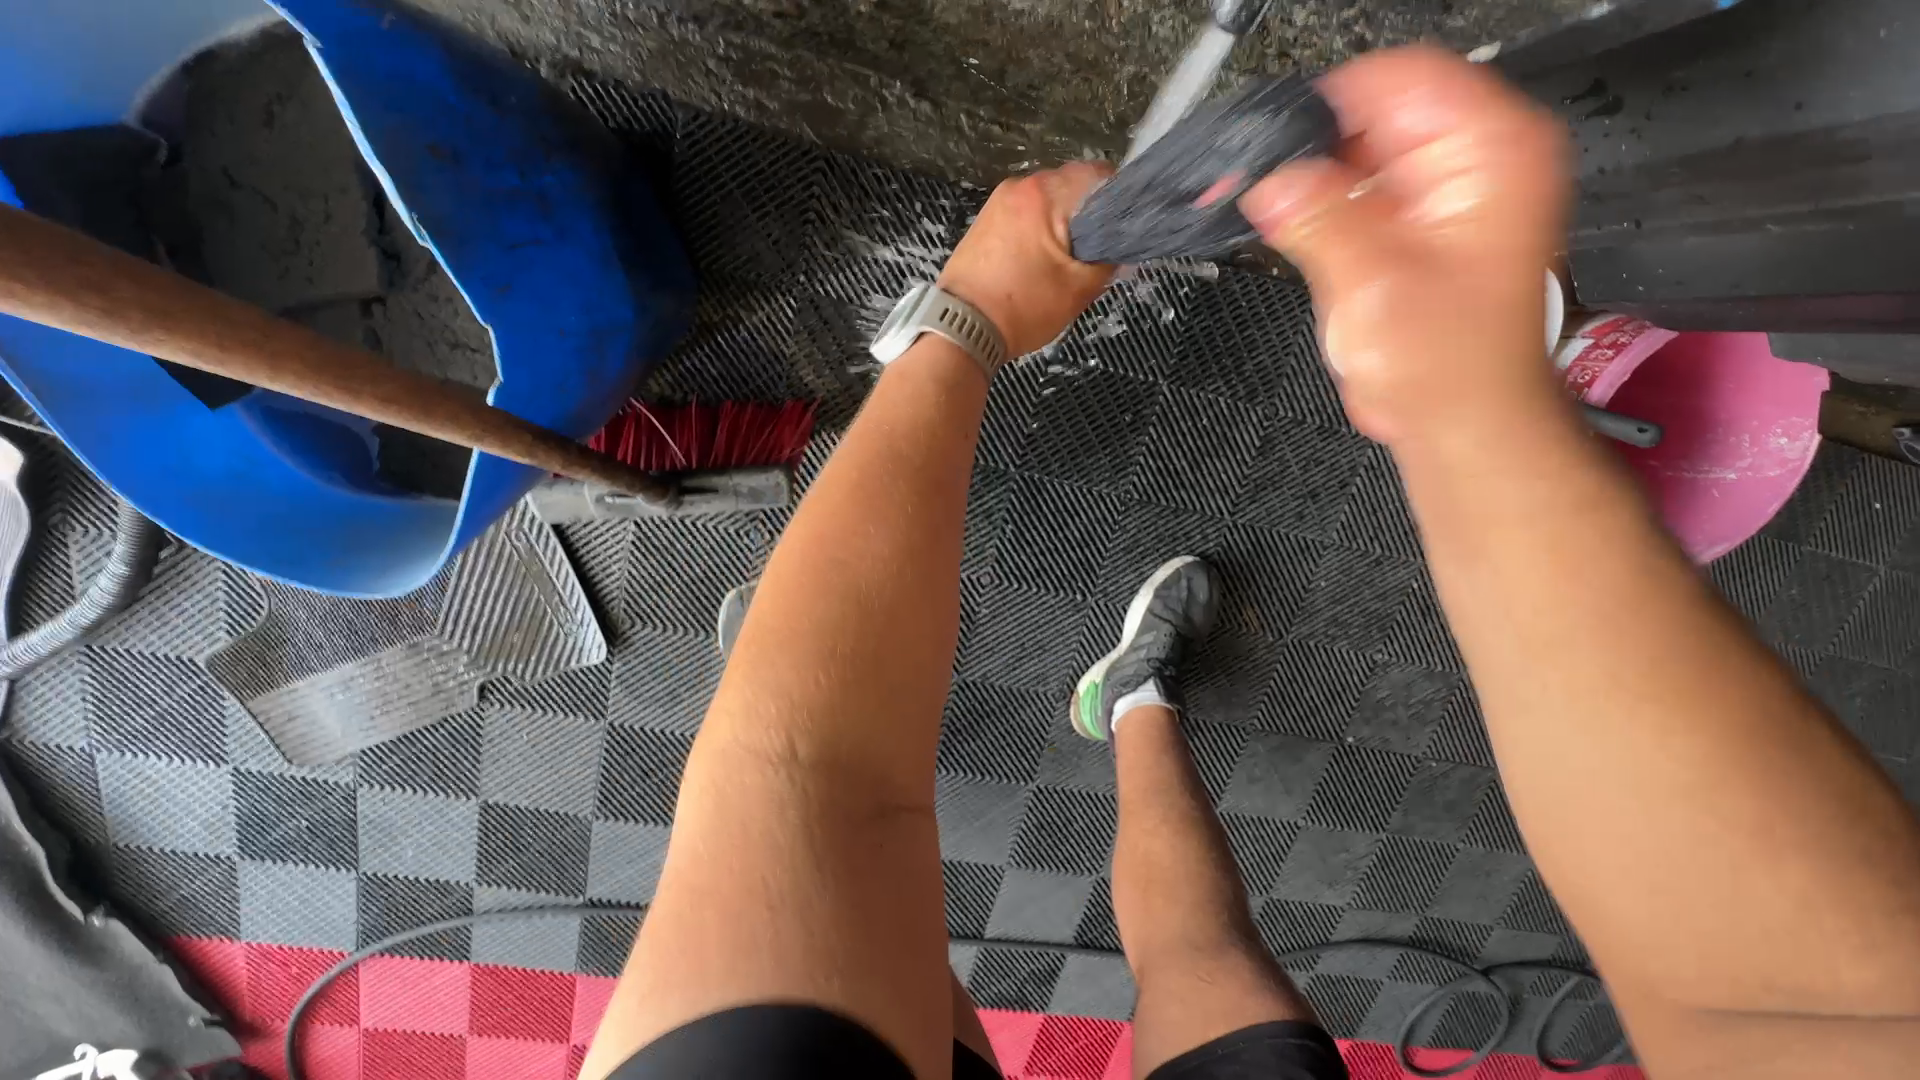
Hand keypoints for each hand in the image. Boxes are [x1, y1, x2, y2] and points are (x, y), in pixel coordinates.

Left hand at [939, 162, 1116, 358]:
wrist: (959, 330)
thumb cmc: (1022, 308)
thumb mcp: (1079, 289)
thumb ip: (1110, 261)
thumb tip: (1121, 249)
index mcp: (1045, 192)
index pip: (1099, 176)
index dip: (1119, 202)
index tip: (1124, 231)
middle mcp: (1018, 187)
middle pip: (1070, 189)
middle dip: (1088, 219)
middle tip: (1095, 257)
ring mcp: (996, 204)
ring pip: (1046, 206)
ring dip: (1061, 229)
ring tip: (1064, 267)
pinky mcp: (983, 224)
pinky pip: (1023, 219)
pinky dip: (1037, 236)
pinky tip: (1038, 267)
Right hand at [1239, 47, 1569, 445]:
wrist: (1457, 421)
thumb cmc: (1450, 368)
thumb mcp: (1371, 284)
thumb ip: (1314, 218)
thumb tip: (1268, 178)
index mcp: (1489, 156)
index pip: (1401, 77)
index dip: (1327, 104)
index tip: (1272, 139)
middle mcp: (1474, 165)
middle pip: (1376, 114)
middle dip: (1309, 147)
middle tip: (1257, 181)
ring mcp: (1443, 196)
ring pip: (1359, 155)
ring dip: (1309, 182)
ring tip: (1273, 215)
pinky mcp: (1414, 229)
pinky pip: (1357, 194)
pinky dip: (1319, 209)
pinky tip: (1295, 233)